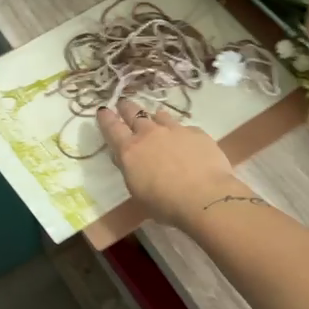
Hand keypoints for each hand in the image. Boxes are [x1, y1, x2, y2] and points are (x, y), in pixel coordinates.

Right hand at [97, 101, 255, 230]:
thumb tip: (125, 157)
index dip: (106, 118)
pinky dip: (180, 132)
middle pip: (134, 112)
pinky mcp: (196, 132)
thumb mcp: (137, 191)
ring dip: (155, 118)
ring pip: (160, 116)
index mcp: (130, 150)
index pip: (112, 128)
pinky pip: (184, 127)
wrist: (205, 198)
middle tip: (124, 105)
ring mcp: (175, 130)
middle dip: (127, 107)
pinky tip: (186, 143)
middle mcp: (150, 134)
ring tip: (157, 121)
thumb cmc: (166, 204)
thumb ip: (130, 169)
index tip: (103, 110)